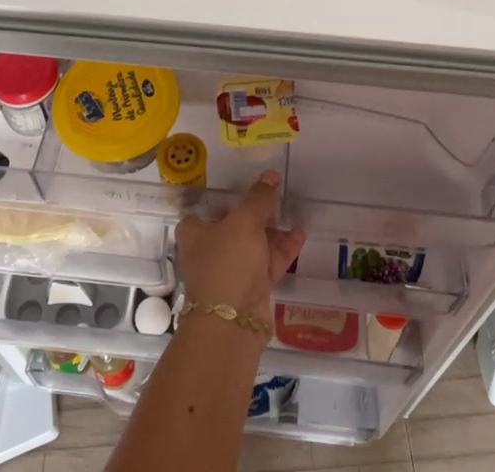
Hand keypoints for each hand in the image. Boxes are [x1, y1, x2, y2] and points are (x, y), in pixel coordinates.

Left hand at [175, 169, 305, 325]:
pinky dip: (282, 249)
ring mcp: (231, 272)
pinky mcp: (251, 289)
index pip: (203, 212)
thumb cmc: (228, 262)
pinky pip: (268, 262)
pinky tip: (300, 234)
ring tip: (291, 213)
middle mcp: (209, 252)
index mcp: (195, 234)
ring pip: (252, 246)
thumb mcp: (244, 222)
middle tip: (274, 197)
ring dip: (271, 232)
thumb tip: (270, 175)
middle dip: (253, 215)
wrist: (232, 320)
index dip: (222, 201)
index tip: (242, 190)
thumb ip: (259, 198)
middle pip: (232, 228)